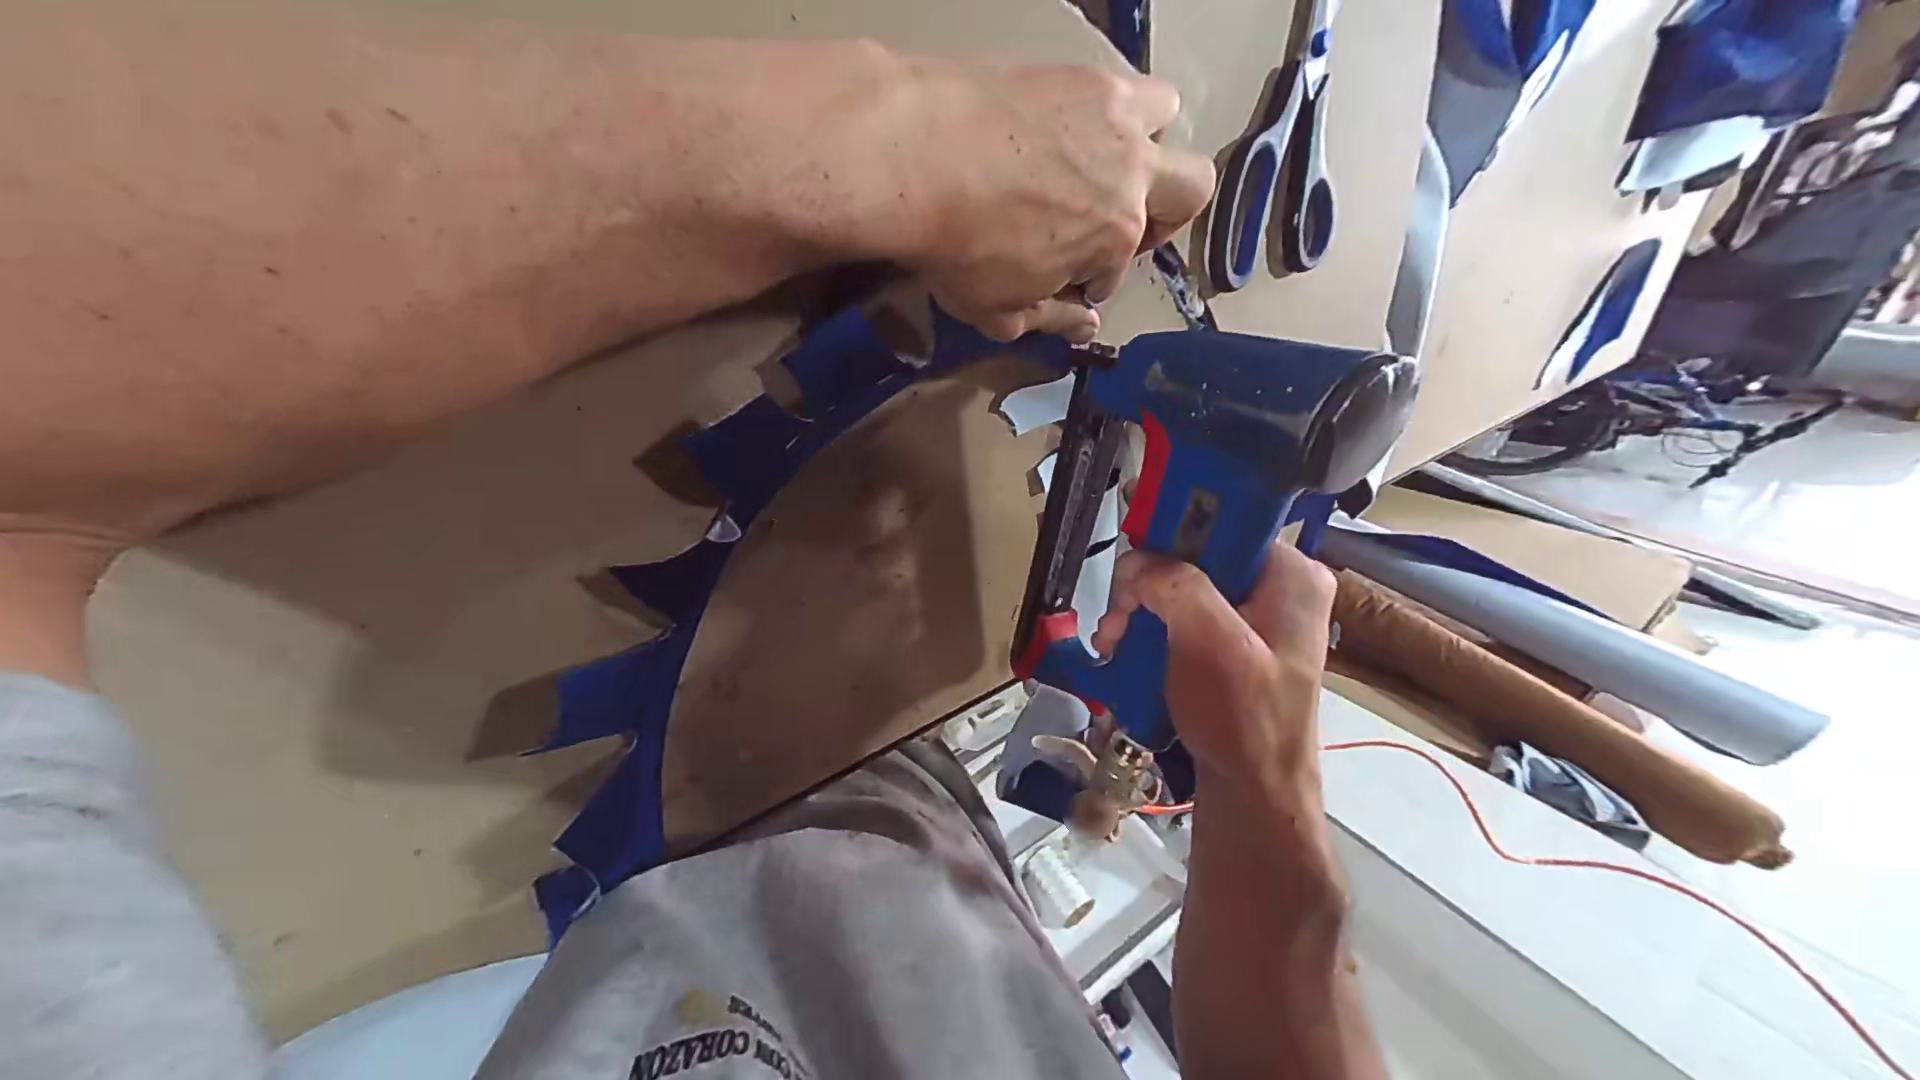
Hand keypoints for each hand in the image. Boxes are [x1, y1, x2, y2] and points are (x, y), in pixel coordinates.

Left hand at [896, 60, 1214, 342]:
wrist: (915, 155)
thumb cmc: (959, 248)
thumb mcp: (1002, 310)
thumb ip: (1053, 319)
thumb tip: (1086, 327)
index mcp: (1116, 235)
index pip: (1121, 267)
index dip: (1096, 280)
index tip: (1072, 281)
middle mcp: (1130, 169)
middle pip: (1191, 187)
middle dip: (1167, 214)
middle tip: (1122, 225)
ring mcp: (1109, 112)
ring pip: (1164, 116)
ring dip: (1145, 145)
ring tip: (1099, 166)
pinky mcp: (1076, 71)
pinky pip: (1112, 88)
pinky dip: (1101, 113)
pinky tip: (1055, 133)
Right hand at [1093, 543, 1336, 798]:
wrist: (1251, 792)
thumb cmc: (1242, 719)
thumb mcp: (1210, 642)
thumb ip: (1174, 586)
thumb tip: (1135, 562)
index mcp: (1289, 574)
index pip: (1223, 520)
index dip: (1171, 531)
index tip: (1132, 559)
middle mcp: (1275, 586)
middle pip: (1194, 555)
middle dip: (1146, 585)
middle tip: (1119, 617)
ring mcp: (1254, 616)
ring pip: (1179, 586)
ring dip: (1140, 610)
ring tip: (1115, 642)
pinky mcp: (1231, 642)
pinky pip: (1181, 615)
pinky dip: (1150, 629)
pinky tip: (1127, 650)